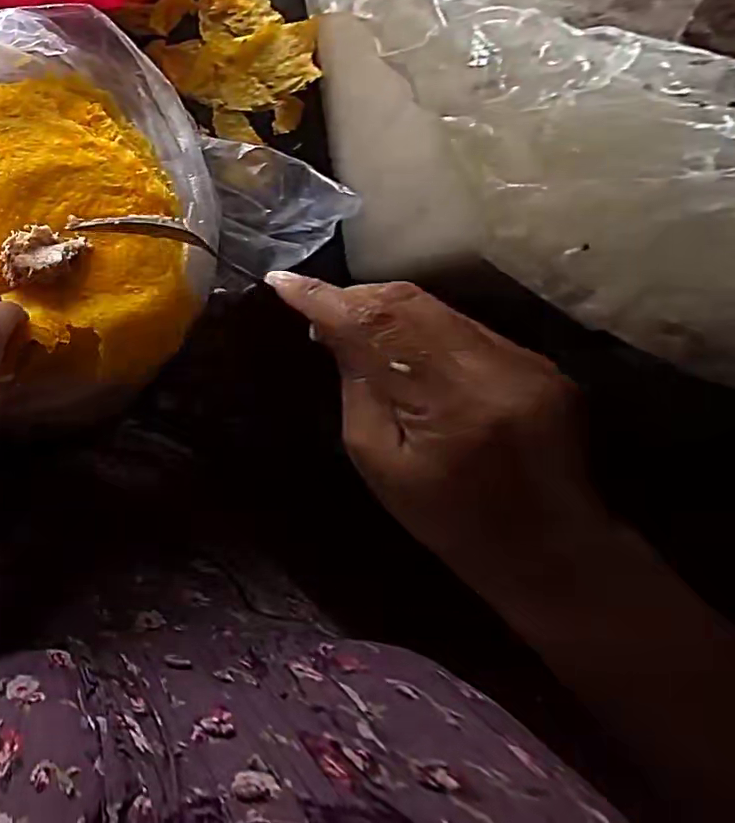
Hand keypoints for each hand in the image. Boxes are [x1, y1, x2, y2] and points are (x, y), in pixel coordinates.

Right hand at [267, 273, 608, 581]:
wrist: (551, 548)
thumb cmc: (442, 512)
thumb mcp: (372, 451)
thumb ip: (355, 383)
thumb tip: (327, 329)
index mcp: (453, 402)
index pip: (376, 328)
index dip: (322, 299)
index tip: (278, 281)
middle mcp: (498, 369)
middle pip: (408, 303)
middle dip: (348, 296)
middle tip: (306, 305)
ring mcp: (525, 362)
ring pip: (433, 305)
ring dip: (377, 305)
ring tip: (339, 321)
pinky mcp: (535, 362)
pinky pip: (455, 321)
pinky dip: (409, 321)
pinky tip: (388, 341)